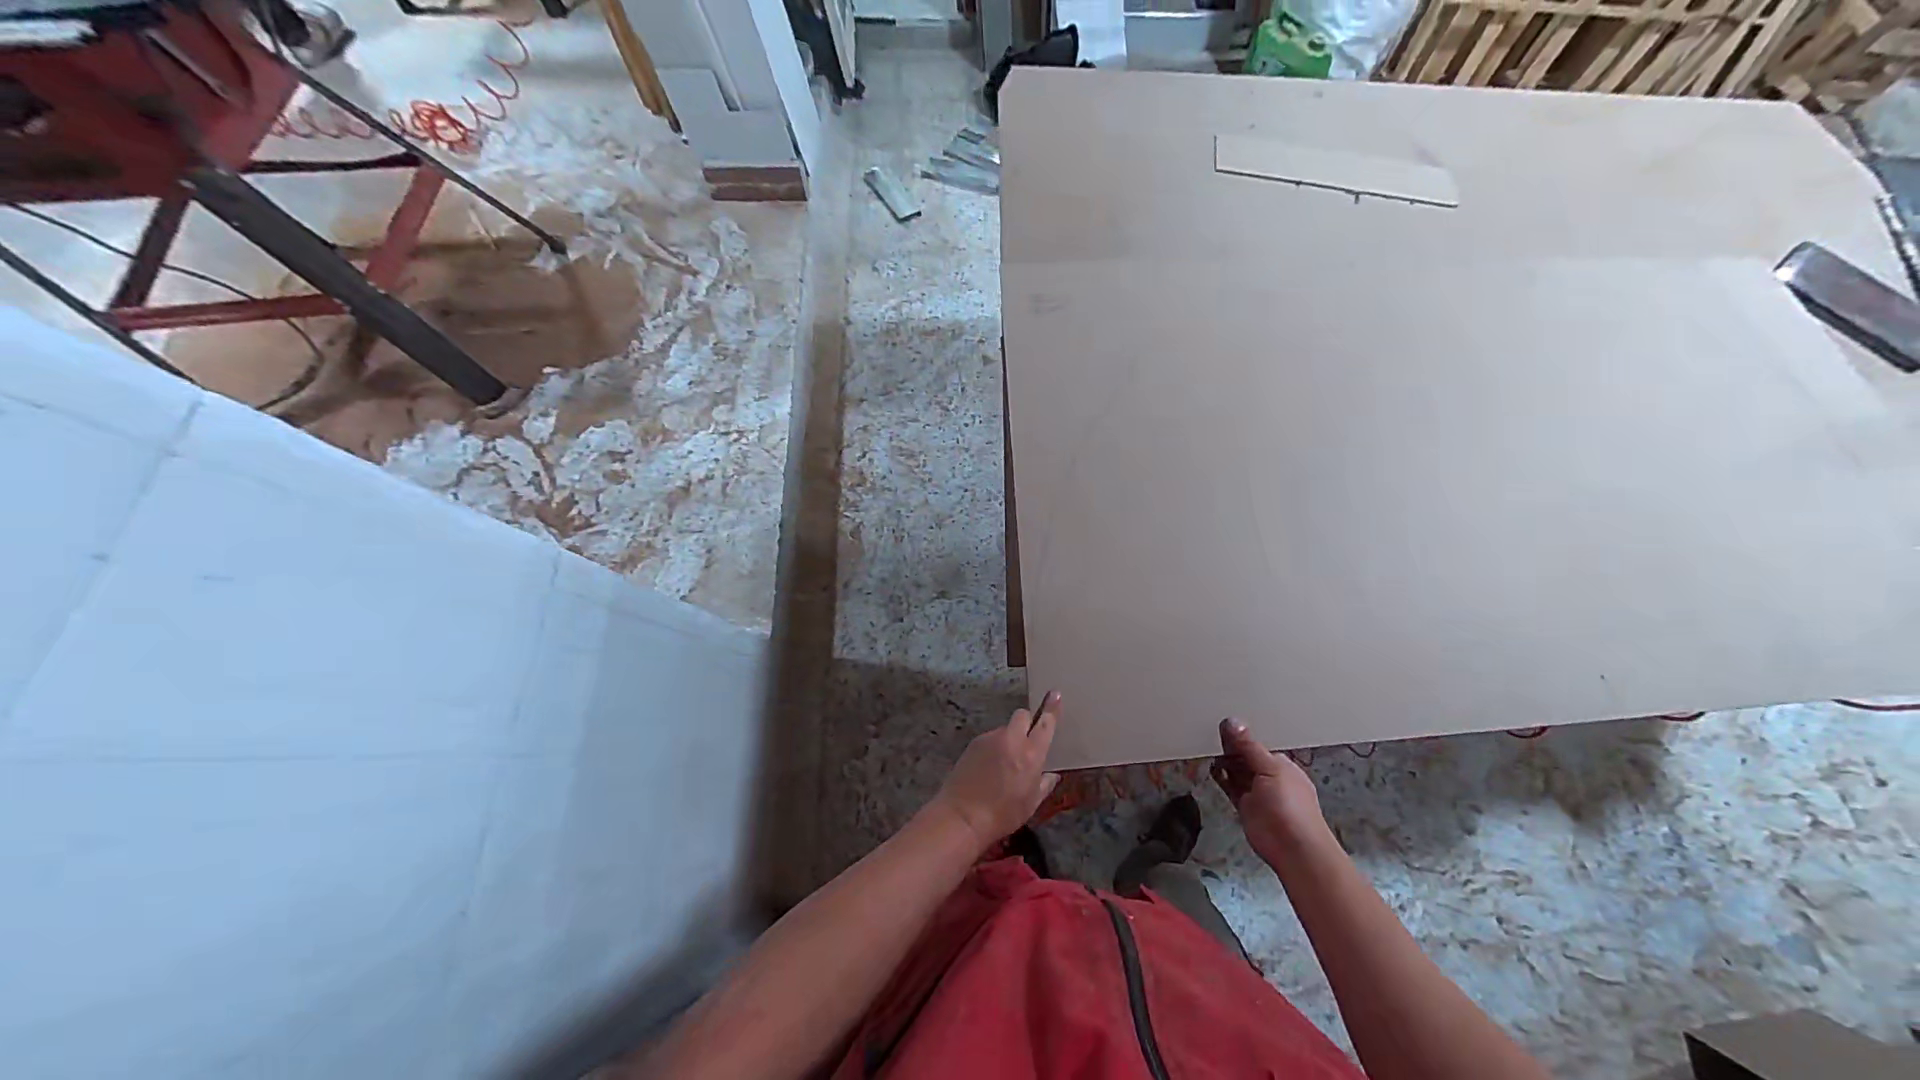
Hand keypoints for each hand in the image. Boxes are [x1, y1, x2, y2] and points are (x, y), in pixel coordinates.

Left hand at [928, 691, 1063, 850]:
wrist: (962, 816)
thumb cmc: (1002, 814)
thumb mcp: (1031, 804)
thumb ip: (1044, 785)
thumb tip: (1051, 775)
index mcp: (1031, 754)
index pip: (1045, 724)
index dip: (1051, 709)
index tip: (1055, 694)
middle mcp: (1011, 740)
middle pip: (1022, 715)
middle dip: (1026, 722)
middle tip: (1026, 741)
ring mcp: (990, 739)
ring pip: (1005, 729)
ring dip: (1008, 739)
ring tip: (1003, 764)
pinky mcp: (973, 743)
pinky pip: (990, 738)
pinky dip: (994, 747)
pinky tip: (988, 768)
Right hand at [1211, 718, 1328, 863]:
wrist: (1293, 847)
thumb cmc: (1290, 806)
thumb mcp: (1270, 768)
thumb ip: (1249, 746)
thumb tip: (1233, 722)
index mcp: (1282, 765)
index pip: (1258, 745)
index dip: (1241, 736)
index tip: (1222, 724)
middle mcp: (1269, 777)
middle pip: (1245, 757)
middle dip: (1231, 747)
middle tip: (1210, 733)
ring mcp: (1256, 792)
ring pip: (1236, 770)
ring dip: (1224, 761)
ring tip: (1206, 746)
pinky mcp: (1244, 806)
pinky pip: (1230, 786)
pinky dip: (1220, 777)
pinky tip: (1211, 767)